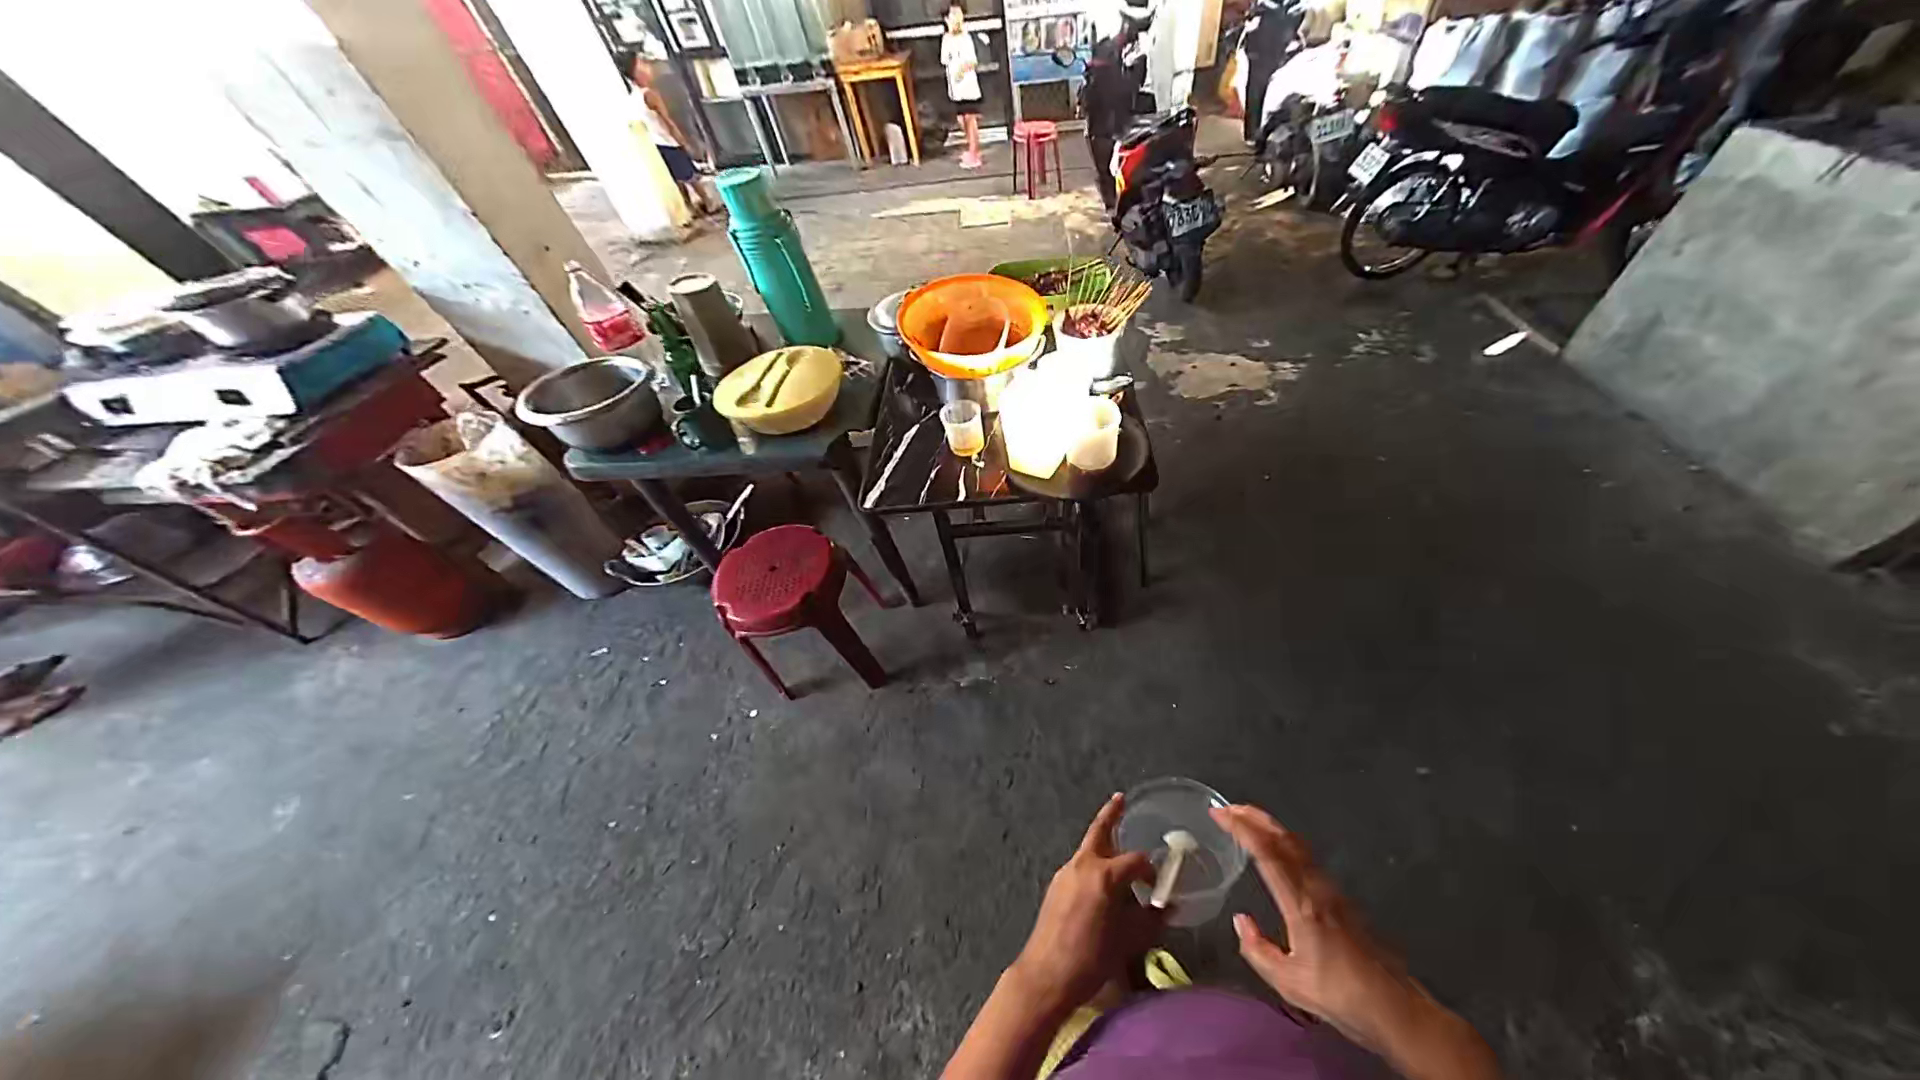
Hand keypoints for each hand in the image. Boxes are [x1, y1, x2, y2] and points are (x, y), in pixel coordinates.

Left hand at [1006, 793, 1166, 1008]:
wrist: (1047, 974)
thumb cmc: (1092, 958)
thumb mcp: (1129, 940)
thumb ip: (1151, 920)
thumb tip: (1168, 907)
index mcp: (1104, 874)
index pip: (1137, 860)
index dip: (1152, 871)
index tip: (1160, 887)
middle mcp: (1083, 865)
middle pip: (1099, 831)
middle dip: (1111, 813)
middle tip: (1121, 799)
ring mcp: (1065, 873)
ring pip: (1089, 850)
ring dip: (1104, 846)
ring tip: (1120, 854)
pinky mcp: (1056, 886)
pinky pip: (1080, 868)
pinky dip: (1094, 867)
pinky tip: (1102, 886)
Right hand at [1210, 805, 1419, 1053]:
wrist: (1397, 1010)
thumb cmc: (1341, 996)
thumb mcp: (1288, 982)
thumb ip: (1258, 949)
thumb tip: (1241, 920)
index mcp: (1301, 904)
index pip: (1268, 854)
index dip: (1242, 829)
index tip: (1220, 814)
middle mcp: (1317, 889)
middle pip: (1284, 839)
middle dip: (1255, 818)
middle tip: (1229, 808)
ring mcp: (1332, 891)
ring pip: (1297, 845)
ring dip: (1270, 827)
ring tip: (1247, 820)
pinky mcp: (1342, 899)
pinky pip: (1306, 857)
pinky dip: (1284, 842)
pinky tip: (1277, 849)